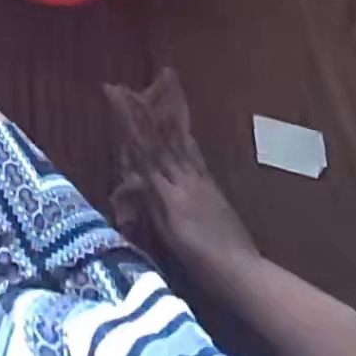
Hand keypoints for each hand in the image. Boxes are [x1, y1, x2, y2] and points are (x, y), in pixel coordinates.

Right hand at [105, 69, 260, 292]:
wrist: (241, 270)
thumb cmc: (199, 261)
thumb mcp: (167, 236)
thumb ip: (147, 203)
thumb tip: (127, 177)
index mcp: (169, 192)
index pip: (142, 148)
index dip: (127, 120)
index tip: (115, 94)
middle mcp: (183, 178)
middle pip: (161, 137)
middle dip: (145, 109)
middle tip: (134, 85)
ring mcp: (200, 178)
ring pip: (180, 138)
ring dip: (169, 111)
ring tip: (164, 86)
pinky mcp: (212, 183)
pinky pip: (194, 152)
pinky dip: (186, 135)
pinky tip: (183, 126)